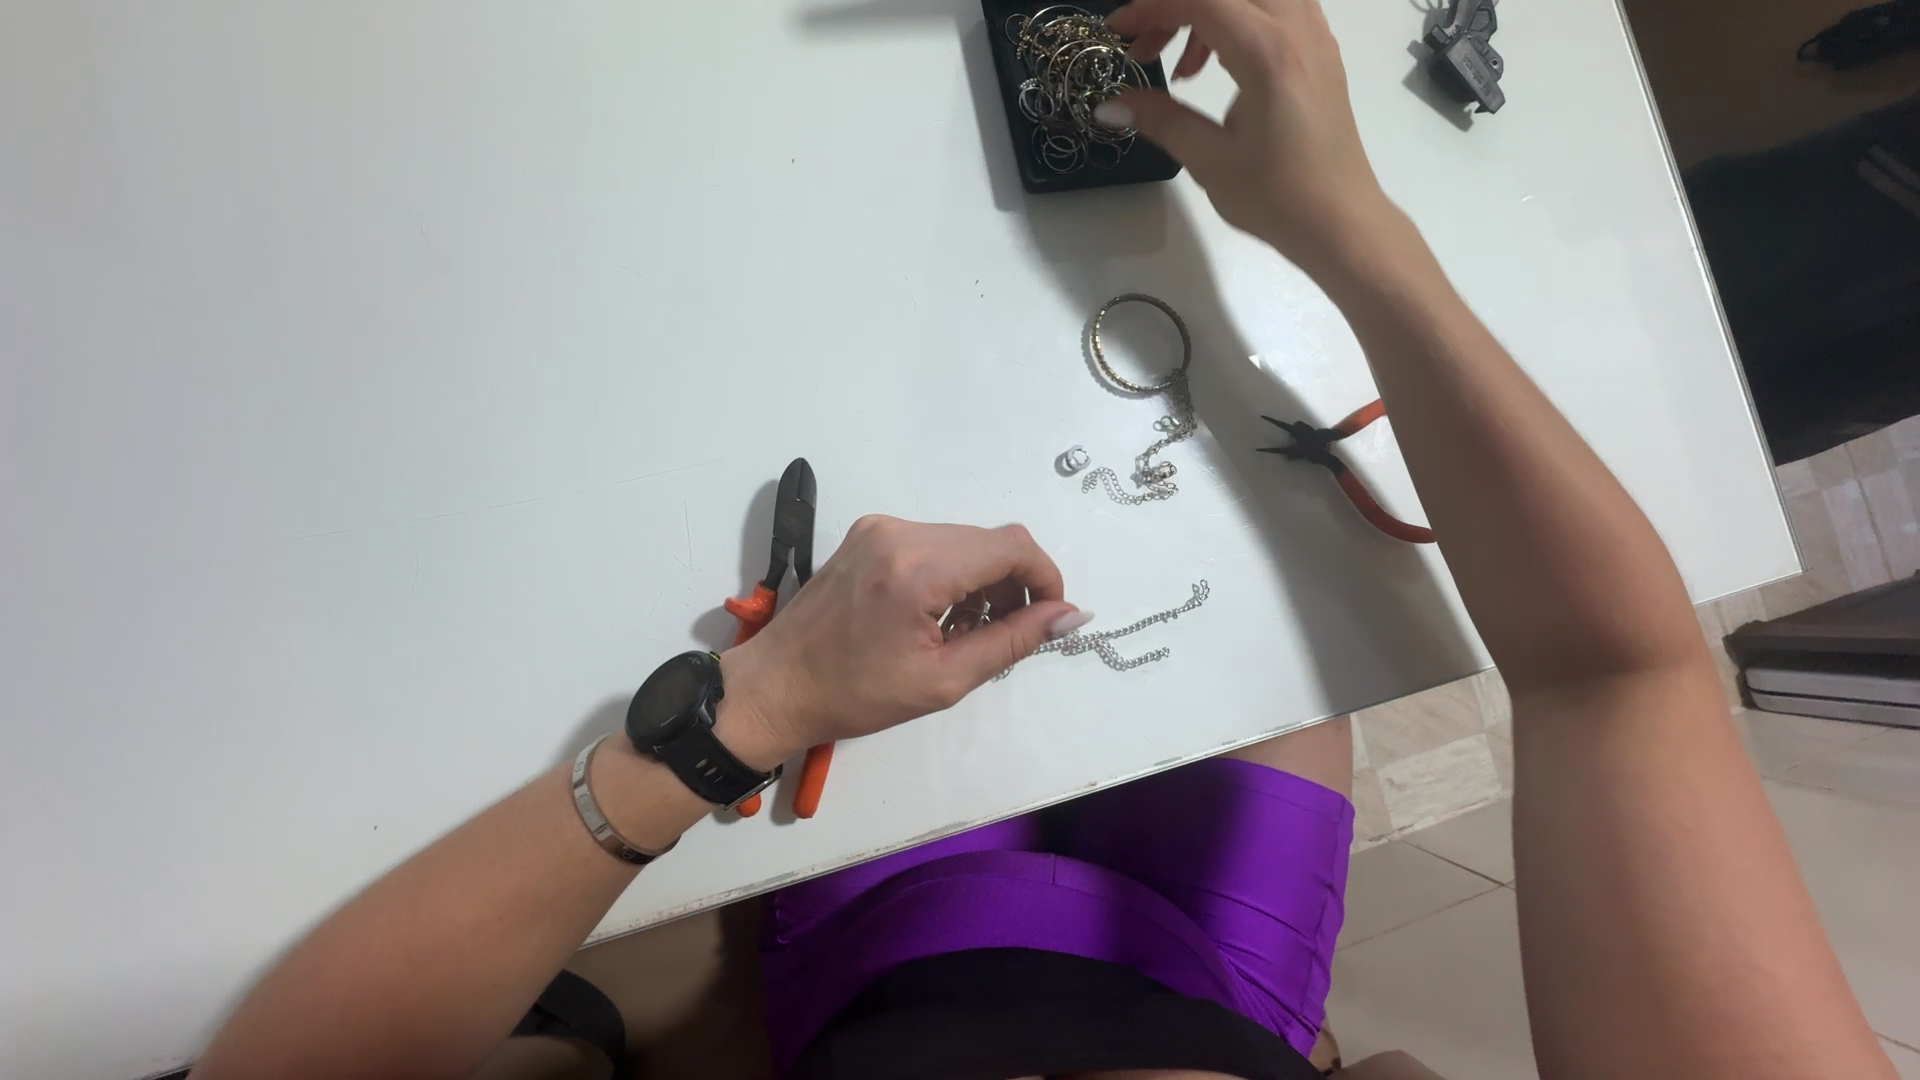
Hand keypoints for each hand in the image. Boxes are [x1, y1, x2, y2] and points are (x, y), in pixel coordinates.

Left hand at [715, 516, 1084, 761]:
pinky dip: (952, 572)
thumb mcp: (944, 679)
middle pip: (989, 541)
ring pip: (963, 540)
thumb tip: (1070, 615)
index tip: (1049, 617)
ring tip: (965, 630)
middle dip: (1013, 584)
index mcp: (917, 569)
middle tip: (1004, 634)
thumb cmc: (856, 695)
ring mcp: (879, 527)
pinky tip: (938, 613)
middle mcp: (899, 532)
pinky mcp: (868, 532)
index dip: (1044, 577)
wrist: (777, 686)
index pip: (1012, 546)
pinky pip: (933, 541)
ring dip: (982, 579)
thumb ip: (1013, 641)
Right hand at [1101, 0, 1400, 275]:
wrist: (1338, 220)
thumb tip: (1112, 104)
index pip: (1201, 0)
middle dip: (1176, 8)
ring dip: (1207, 12)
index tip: (1118, 33)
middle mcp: (1297, 26)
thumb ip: (1162, 121)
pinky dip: (1235, 22)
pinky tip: (1217, 67)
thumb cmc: (1276, 198)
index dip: (1152, 8)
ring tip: (1183, 71)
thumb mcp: (1210, 161)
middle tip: (1145, 52)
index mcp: (1268, 52)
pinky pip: (1272, 8)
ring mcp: (1313, 34)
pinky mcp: (1318, 50)